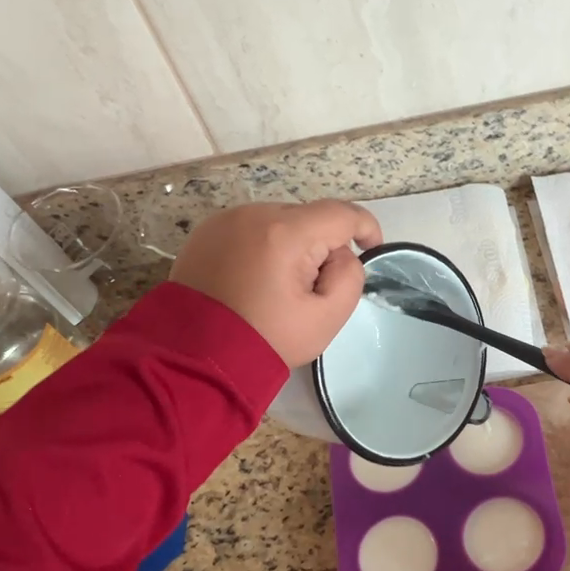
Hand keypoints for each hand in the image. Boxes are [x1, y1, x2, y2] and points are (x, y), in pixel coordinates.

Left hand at [169, 201, 381, 366]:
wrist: (196, 357)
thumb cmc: (267, 339)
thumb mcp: (326, 318)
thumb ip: (349, 276)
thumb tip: (340, 255)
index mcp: (285, 232)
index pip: (341, 213)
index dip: (366, 227)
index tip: (373, 248)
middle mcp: (253, 214)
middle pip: (308, 218)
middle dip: (321, 246)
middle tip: (313, 290)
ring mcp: (225, 221)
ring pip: (279, 223)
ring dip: (291, 246)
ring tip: (280, 288)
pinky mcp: (205, 233)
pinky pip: (250, 231)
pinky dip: (262, 248)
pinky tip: (255, 281)